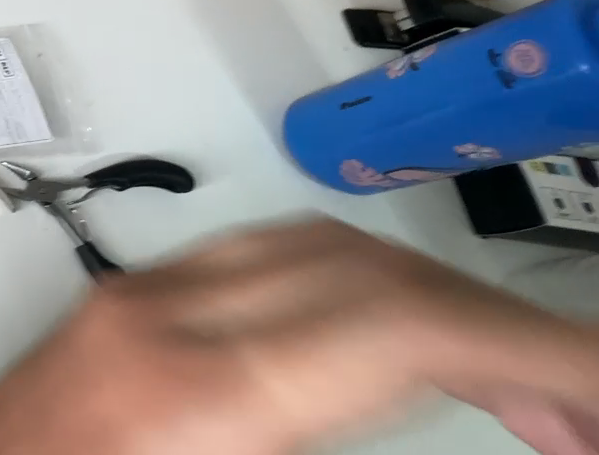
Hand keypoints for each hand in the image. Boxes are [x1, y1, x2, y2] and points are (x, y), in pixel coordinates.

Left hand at [0, 220, 598, 454]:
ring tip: (523, 391)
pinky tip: (398, 347)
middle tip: (586, 412)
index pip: (396, 324)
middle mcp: (164, 312)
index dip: (541, 352)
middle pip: (363, 269)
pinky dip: (351, 286)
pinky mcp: (127, 292)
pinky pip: (254, 257)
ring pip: (310, 246)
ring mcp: (136, 289)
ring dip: (430, 299)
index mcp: (200, 392)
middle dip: (504, 329)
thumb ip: (359, 452)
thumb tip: (503, 422)